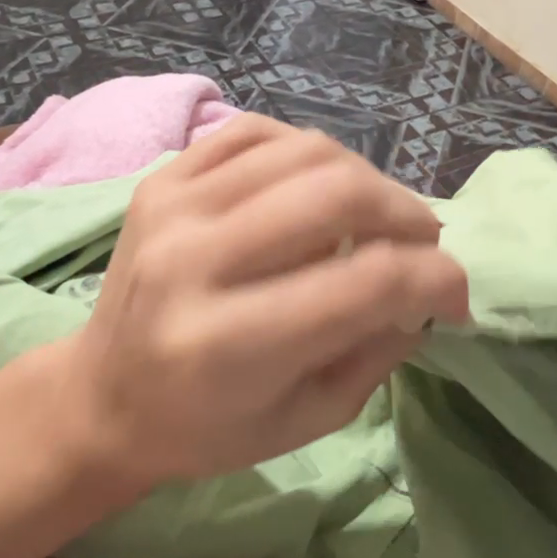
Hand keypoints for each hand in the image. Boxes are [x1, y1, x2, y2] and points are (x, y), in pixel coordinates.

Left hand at [40, 114, 468, 491]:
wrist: (102, 396)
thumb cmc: (208, 427)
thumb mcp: (308, 419)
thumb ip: (379, 348)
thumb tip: (431, 283)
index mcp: (230, 344)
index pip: (366, 281)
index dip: (435, 279)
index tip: (455, 296)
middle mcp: (196, 262)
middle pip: (338, 195)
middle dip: (407, 214)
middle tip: (424, 242)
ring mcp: (172, 206)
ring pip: (307, 150)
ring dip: (366, 178)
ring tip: (377, 214)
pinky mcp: (162, 178)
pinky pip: (257, 130)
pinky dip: (308, 150)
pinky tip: (319, 183)